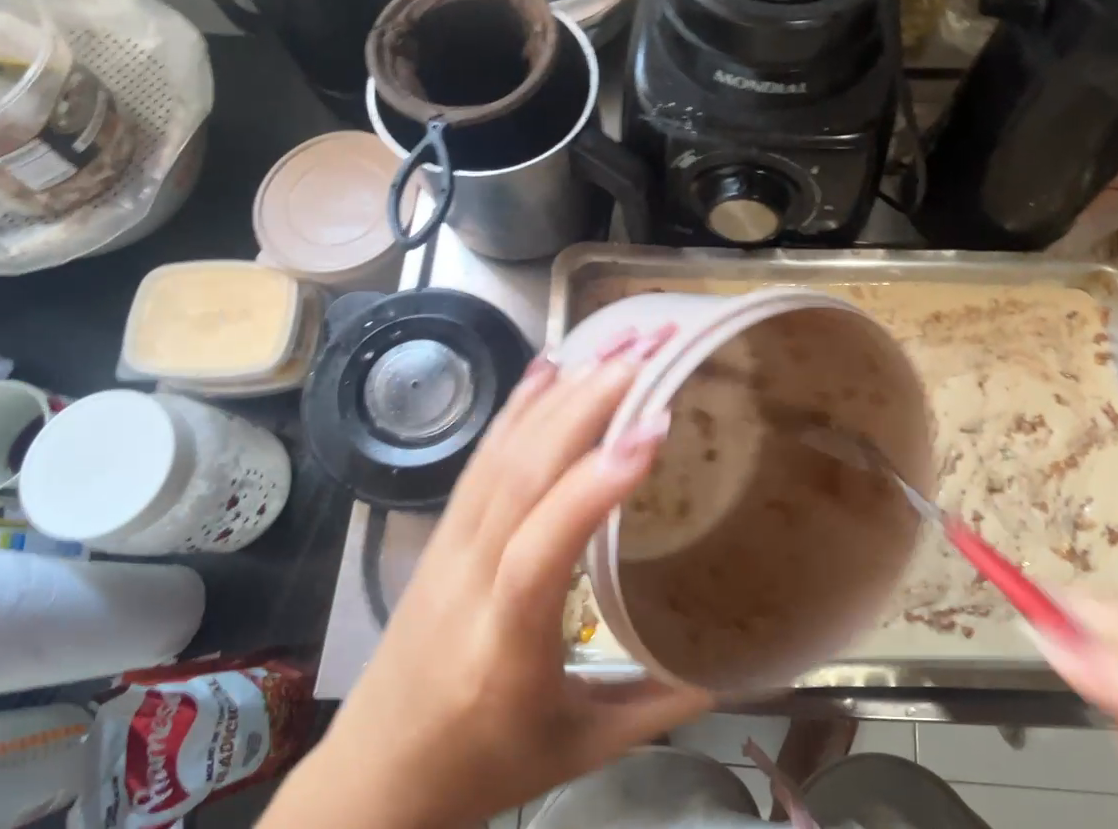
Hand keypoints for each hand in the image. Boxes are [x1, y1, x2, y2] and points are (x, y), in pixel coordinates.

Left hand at [264, 325, 709, 828]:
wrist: (375, 775)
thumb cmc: (484, 764)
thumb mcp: (584, 748)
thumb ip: (664, 701)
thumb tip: (742, 659)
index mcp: (507, 644)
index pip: (541, 549)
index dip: (594, 486)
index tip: (656, 429)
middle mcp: (468, 578)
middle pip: (522, 473)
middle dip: (591, 400)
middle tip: (657, 346)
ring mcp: (448, 547)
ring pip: (503, 453)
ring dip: (563, 389)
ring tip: (622, 342)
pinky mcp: (441, 533)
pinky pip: (482, 457)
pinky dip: (519, 404)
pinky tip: (550, 365)